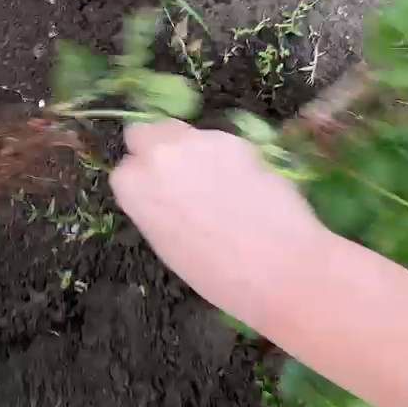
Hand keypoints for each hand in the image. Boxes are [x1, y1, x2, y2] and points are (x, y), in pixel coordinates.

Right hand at [110, 120, 331, 331]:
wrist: (281, 269)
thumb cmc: (217, 274)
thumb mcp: (164, 240)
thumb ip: (153, 202)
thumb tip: (164, 189)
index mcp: (131, 184)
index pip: (127, 166)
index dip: (145, 180)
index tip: (161, 196)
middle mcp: (157, 153)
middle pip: (146, 132)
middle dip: (159, 148)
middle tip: (183, 176)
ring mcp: (197, 141)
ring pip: (185, 134)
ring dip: (195, 152)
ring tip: (222, 186)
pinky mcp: (236, 139)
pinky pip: (221, 143)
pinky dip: (228, 158)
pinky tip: (247, 186)